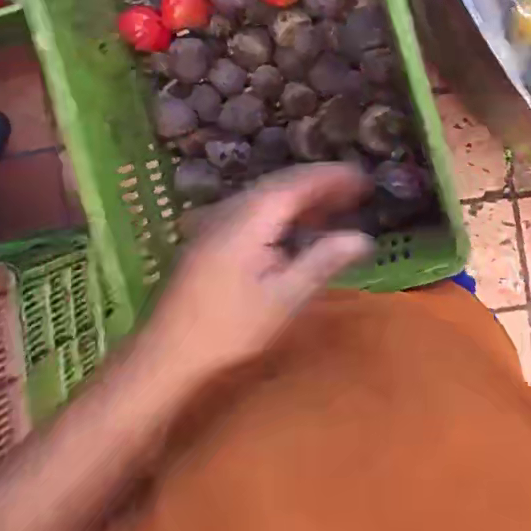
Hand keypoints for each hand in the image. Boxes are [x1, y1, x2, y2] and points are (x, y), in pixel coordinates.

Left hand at [137, 164, 374, 379]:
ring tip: (334, 208)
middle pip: (282, 184)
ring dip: (301, 197)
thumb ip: (323, 261)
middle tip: (357, 192)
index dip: (333, 177)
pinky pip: (254, 210)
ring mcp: (216, 222)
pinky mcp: (209, 238)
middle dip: (321, 184)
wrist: (166, 353)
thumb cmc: (230, 327)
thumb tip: (362, 238)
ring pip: (266, 196)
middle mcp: (232, 209)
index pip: (299, 183)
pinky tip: (294, 229)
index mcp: (252, 217)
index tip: (365, 179)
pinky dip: (282, 211)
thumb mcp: (285, 297)